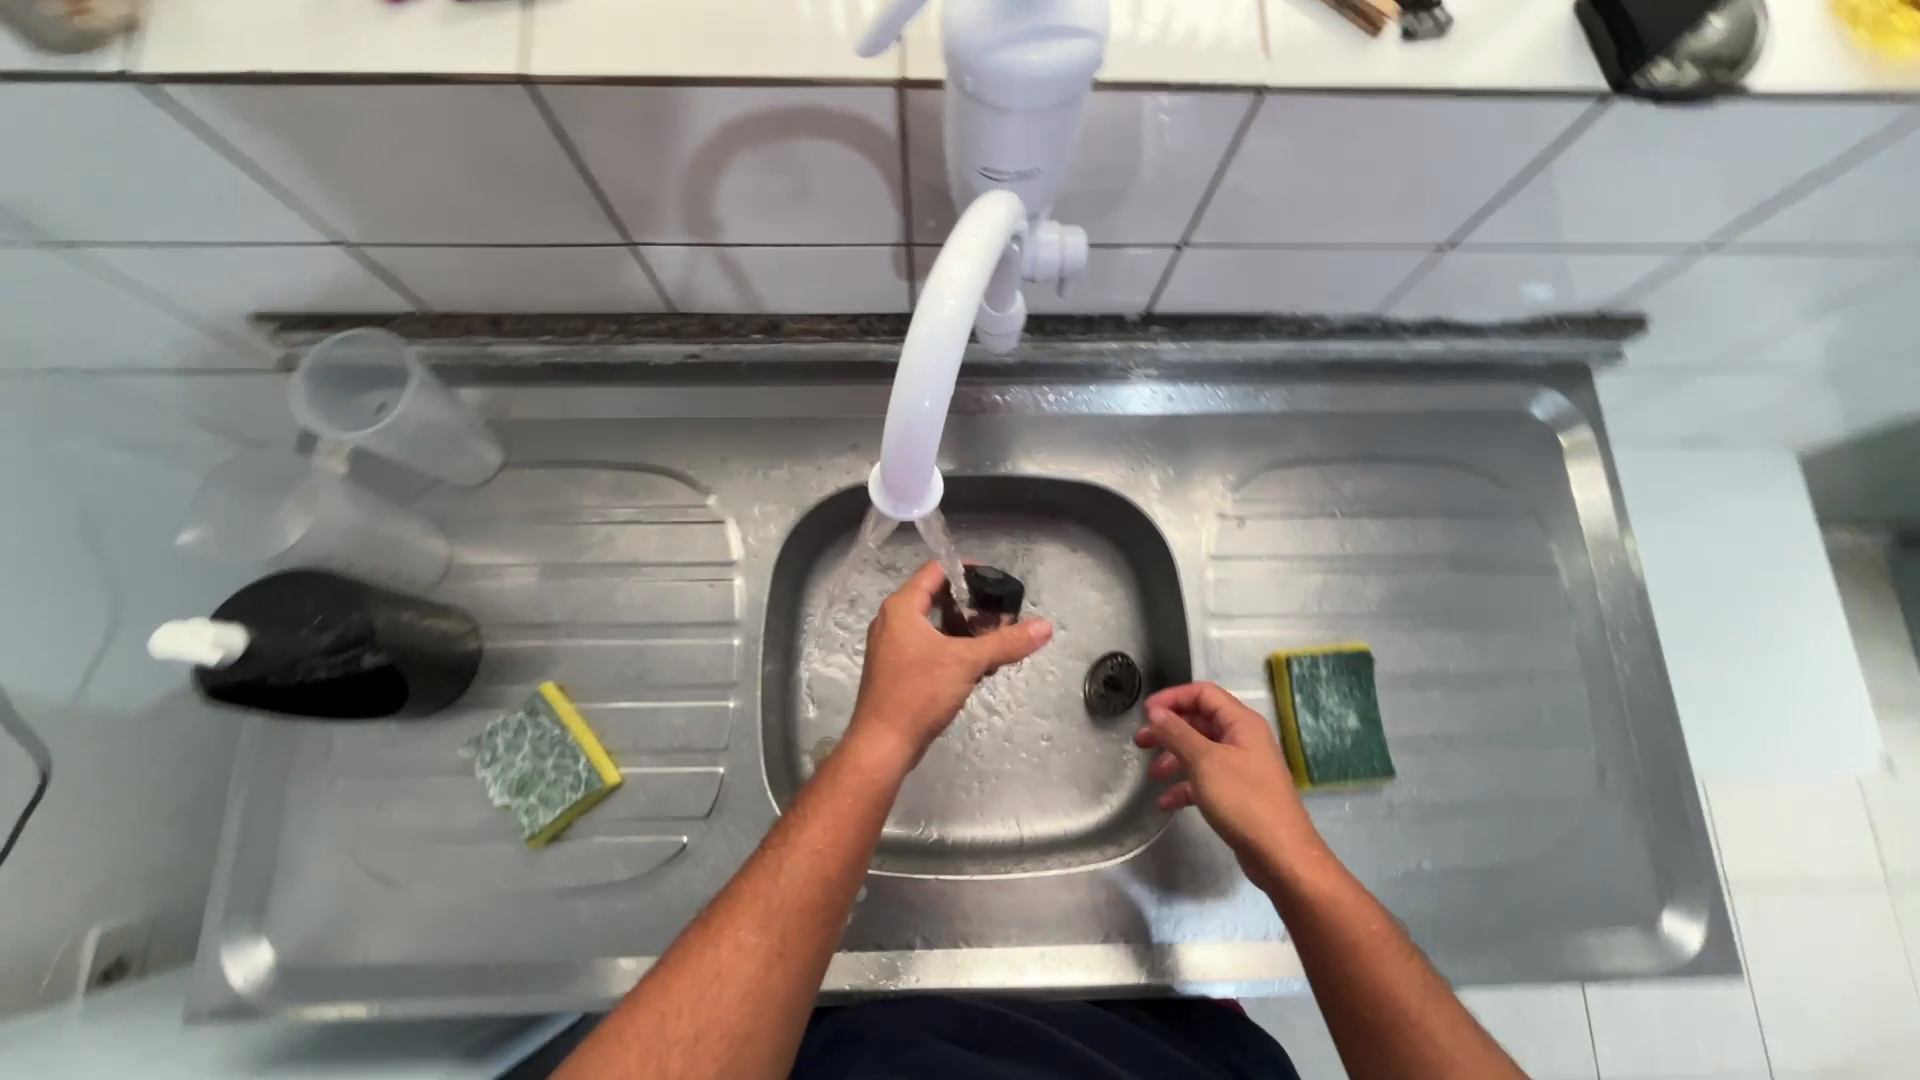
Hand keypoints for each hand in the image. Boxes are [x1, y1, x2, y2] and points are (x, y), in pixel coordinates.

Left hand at [846, 561, 1052, 772]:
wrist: (884, 743)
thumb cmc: (919, 693)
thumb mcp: (967, 662)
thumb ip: (1006, 642)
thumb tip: (1045, 626)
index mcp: (901, 607)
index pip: (935, 570)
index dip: (966, 570)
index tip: (995, 580)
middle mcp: (892, 621)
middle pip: (935, 597)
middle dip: (969, 604)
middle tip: (1000, 612)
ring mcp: (892, 646)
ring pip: (933, 625)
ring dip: (963, 628)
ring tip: (994, 637)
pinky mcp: (897, 669)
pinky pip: (928, 646)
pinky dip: (951, 647)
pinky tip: (975, 663)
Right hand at [1135, 682, 1326, 887]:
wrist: (1281, 855)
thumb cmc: (1243, 800)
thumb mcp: (1204, 762)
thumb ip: (1177, 733)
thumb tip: (1156, 712)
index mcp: (1241, 723)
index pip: (1203, 694)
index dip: (1173, 698)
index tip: (1146, 714)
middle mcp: (1243, 739)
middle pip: (1200, 722)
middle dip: (1169, 730)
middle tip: (1141, 742)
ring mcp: (1241, 767)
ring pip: (1200, 752)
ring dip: (1174, 759)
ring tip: (1152, 775)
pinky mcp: (1237, 793)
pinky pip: (1206, 780)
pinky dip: (1185, 787)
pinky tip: (1166, 803)